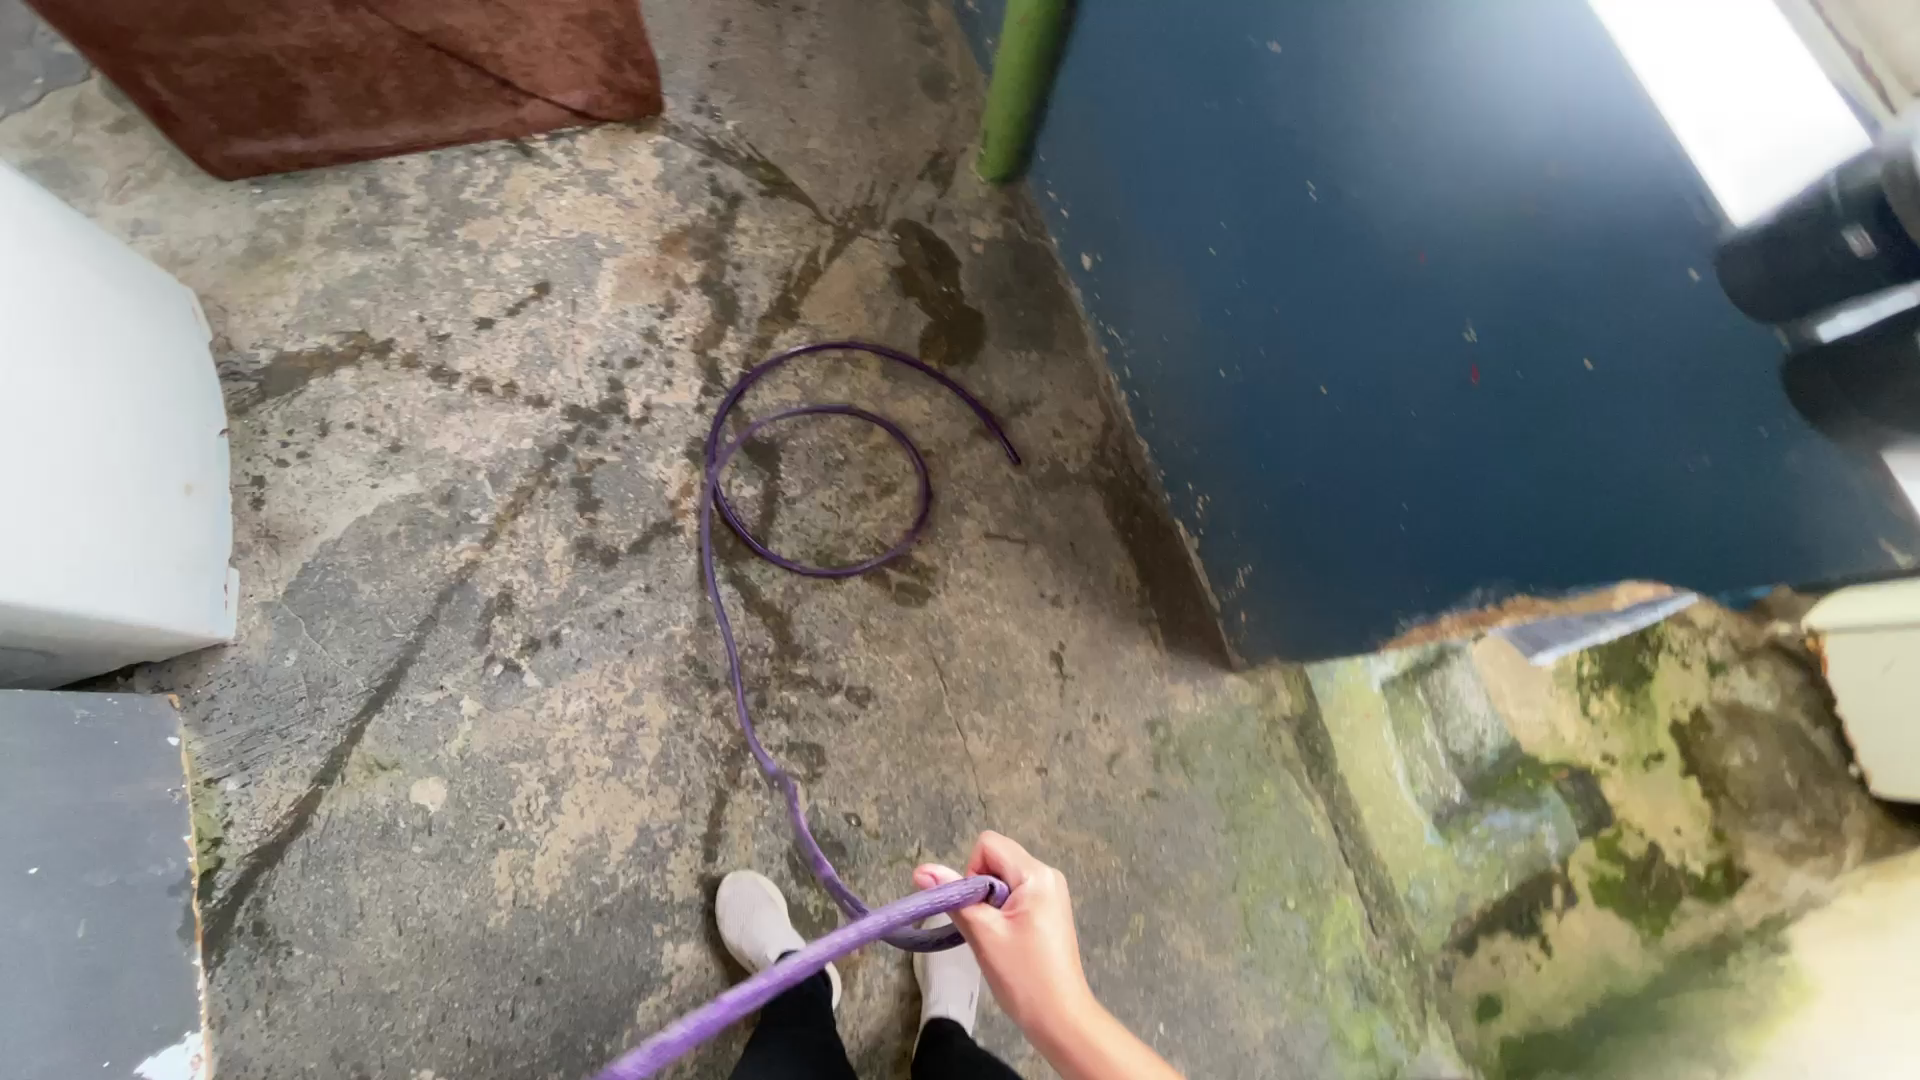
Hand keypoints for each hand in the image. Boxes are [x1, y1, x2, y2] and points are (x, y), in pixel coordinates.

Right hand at [913, 831, 1092, 1035]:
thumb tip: (920, 871)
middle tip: (987, 927)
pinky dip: (1003, 910)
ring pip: (1003, 877)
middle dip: (981, 888)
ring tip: (999, 937)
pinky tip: (1008, 940)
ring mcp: (1051, 891)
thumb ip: (952, 897)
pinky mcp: (1050, 909)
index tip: (977, 909)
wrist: (1062, 1020)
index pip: (988, 844)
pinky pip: (1016, 892)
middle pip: (997, 858)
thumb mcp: (982, 933)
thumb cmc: (1023, 976)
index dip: (971, 871)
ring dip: (991, 902)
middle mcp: (1047, 874)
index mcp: (1036, 873)